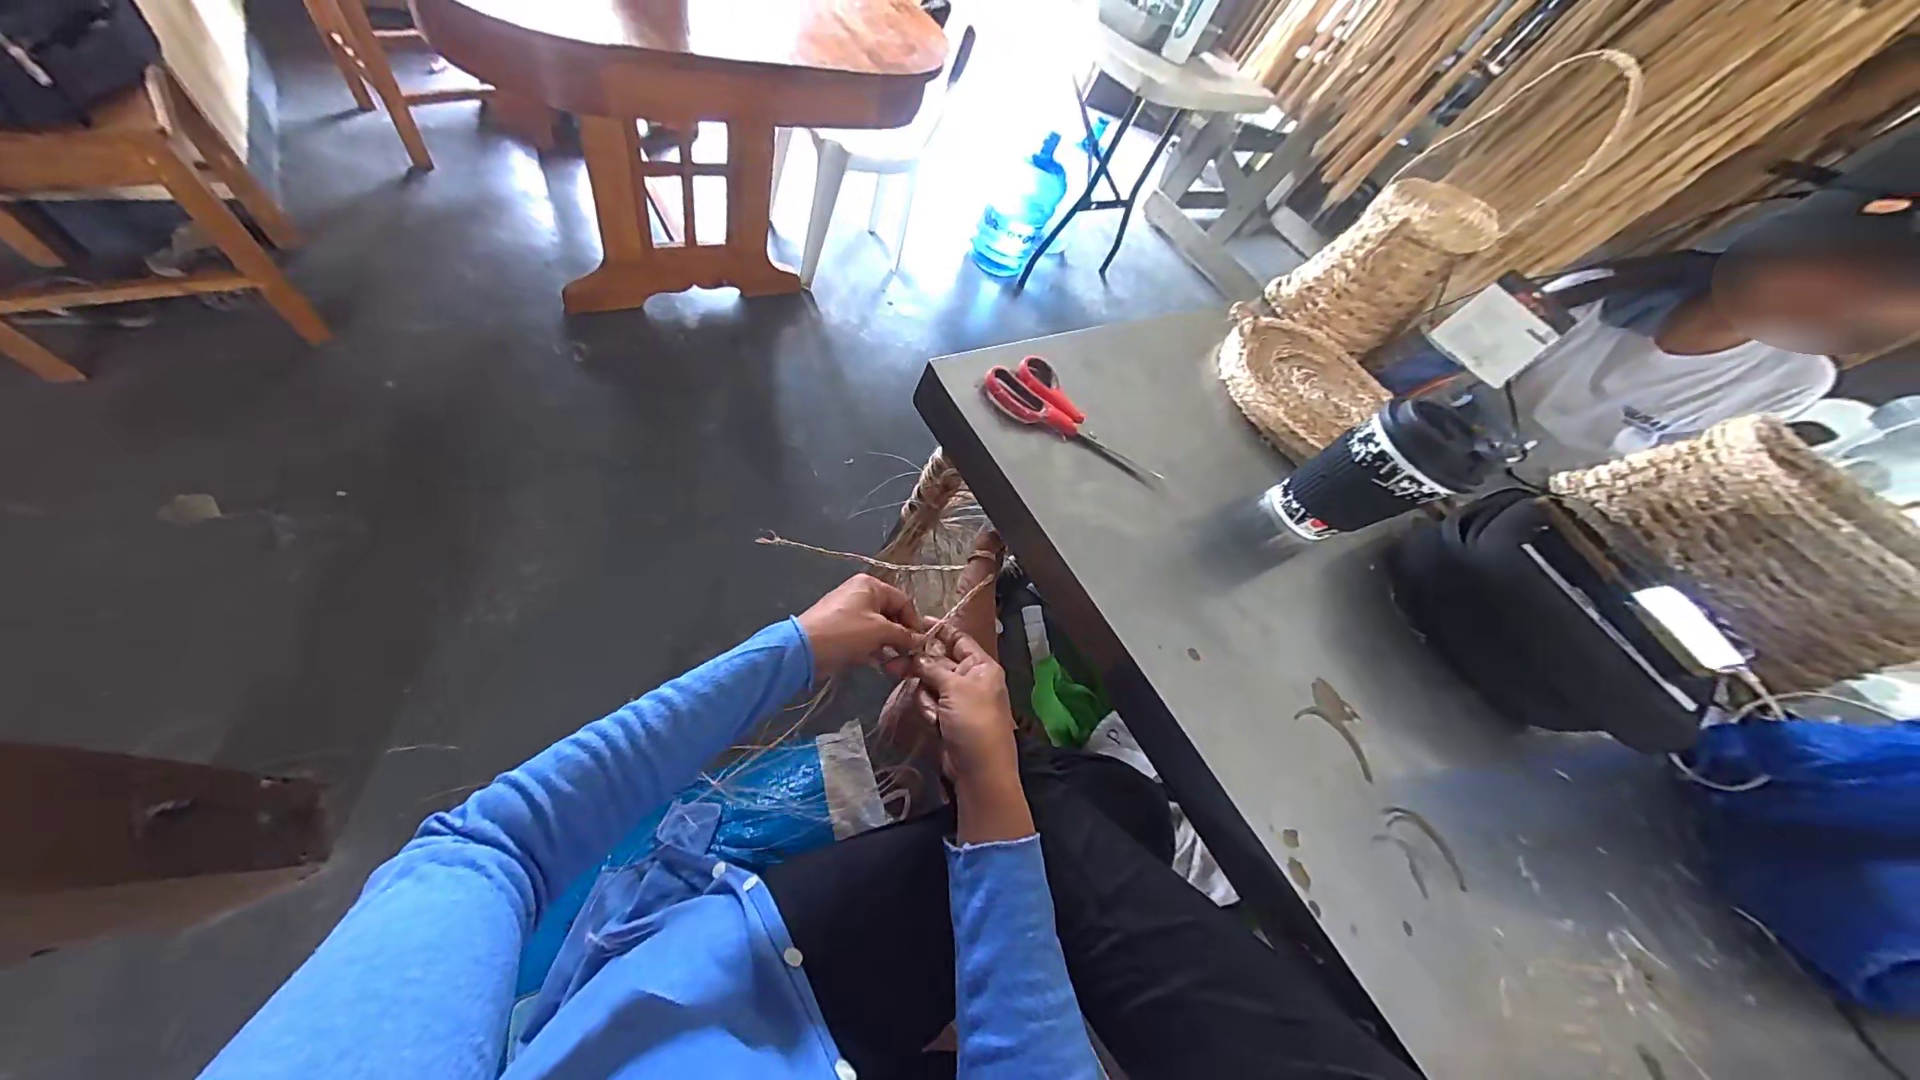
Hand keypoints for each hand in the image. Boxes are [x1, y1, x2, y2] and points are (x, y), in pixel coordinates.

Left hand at [796, 574, 921, 682]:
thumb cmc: (845, 632)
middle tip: (907, 656)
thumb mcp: (880, 631)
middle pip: (892, 615)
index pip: (904, 602)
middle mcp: (861, 594)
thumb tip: (920, 640)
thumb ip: (904, 634)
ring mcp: (850, 612)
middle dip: (901, 637)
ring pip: (879, 628)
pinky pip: (866, 637)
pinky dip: (874, 649)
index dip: (914, 623)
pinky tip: (879, 663)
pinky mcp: (842, 630)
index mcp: (871, 585)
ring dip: (888, 645)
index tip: (920, 644)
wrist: (804, 650)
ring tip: (894, 664)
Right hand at [911, 623, 1031, 842]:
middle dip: (922, 666)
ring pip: (929, 683)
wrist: (979, 771)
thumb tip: (916, 654)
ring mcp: (958, 700)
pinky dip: (928, 711)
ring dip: (926, 696)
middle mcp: (971, 679)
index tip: (916, 623)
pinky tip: (934, 724)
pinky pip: (929, 703)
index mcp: (982, 666)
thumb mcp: (955, 688)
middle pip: (939, 661)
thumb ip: (934, 667)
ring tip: (934, 713)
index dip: (939, 630)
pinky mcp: (946, 718)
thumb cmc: (974, 722)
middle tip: (896, 664)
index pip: (958, 639)